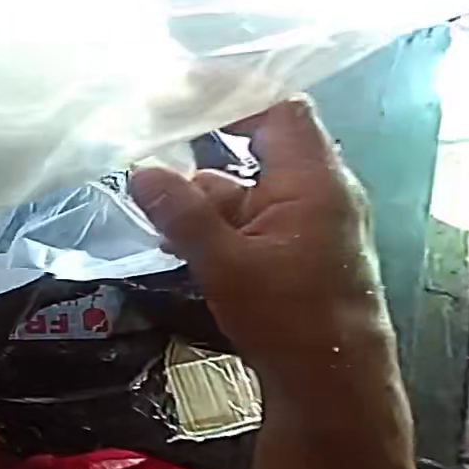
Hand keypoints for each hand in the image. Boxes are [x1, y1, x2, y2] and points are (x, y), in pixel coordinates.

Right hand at [129, 97, 391, 379]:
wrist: (328, 379)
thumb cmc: (288, 315)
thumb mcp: (223, 261)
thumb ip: (181, 212)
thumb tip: (139, 170)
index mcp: (312, 183)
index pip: (279, 111)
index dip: (233, 93)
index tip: (177, 89)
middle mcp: (311, 193)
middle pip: (248, 152)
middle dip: (195, 158)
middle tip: (139, 156)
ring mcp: (298, 221)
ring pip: (236, 191)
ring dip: (192, 200)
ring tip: (148, 215)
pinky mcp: (284, 247)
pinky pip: (238, 219)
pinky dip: (203, 223)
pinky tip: (170, 240)